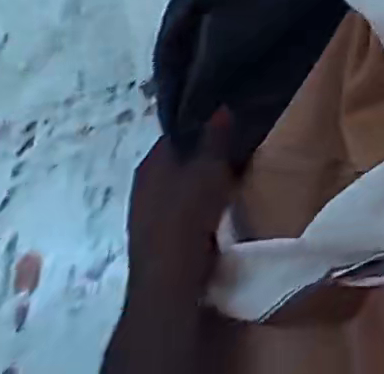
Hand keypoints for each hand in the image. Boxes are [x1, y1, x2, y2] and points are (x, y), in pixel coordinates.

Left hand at [125, 111, 237, 307]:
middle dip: (205, 149)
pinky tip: (223, 198)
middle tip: (238, 140)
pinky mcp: (161, 234)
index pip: (176, 132)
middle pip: (180, 157)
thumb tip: (221, 107)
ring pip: (183, 181)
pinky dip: (203, 197)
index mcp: (151, 164)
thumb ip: (215, 137)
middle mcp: (144, 184)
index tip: (230, 117)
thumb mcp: (210, 167)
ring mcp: (149, 212)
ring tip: (236, 167)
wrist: (171, 277)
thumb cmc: (189, 214)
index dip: (201, 122)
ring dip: (205, 175)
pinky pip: (187, 203)